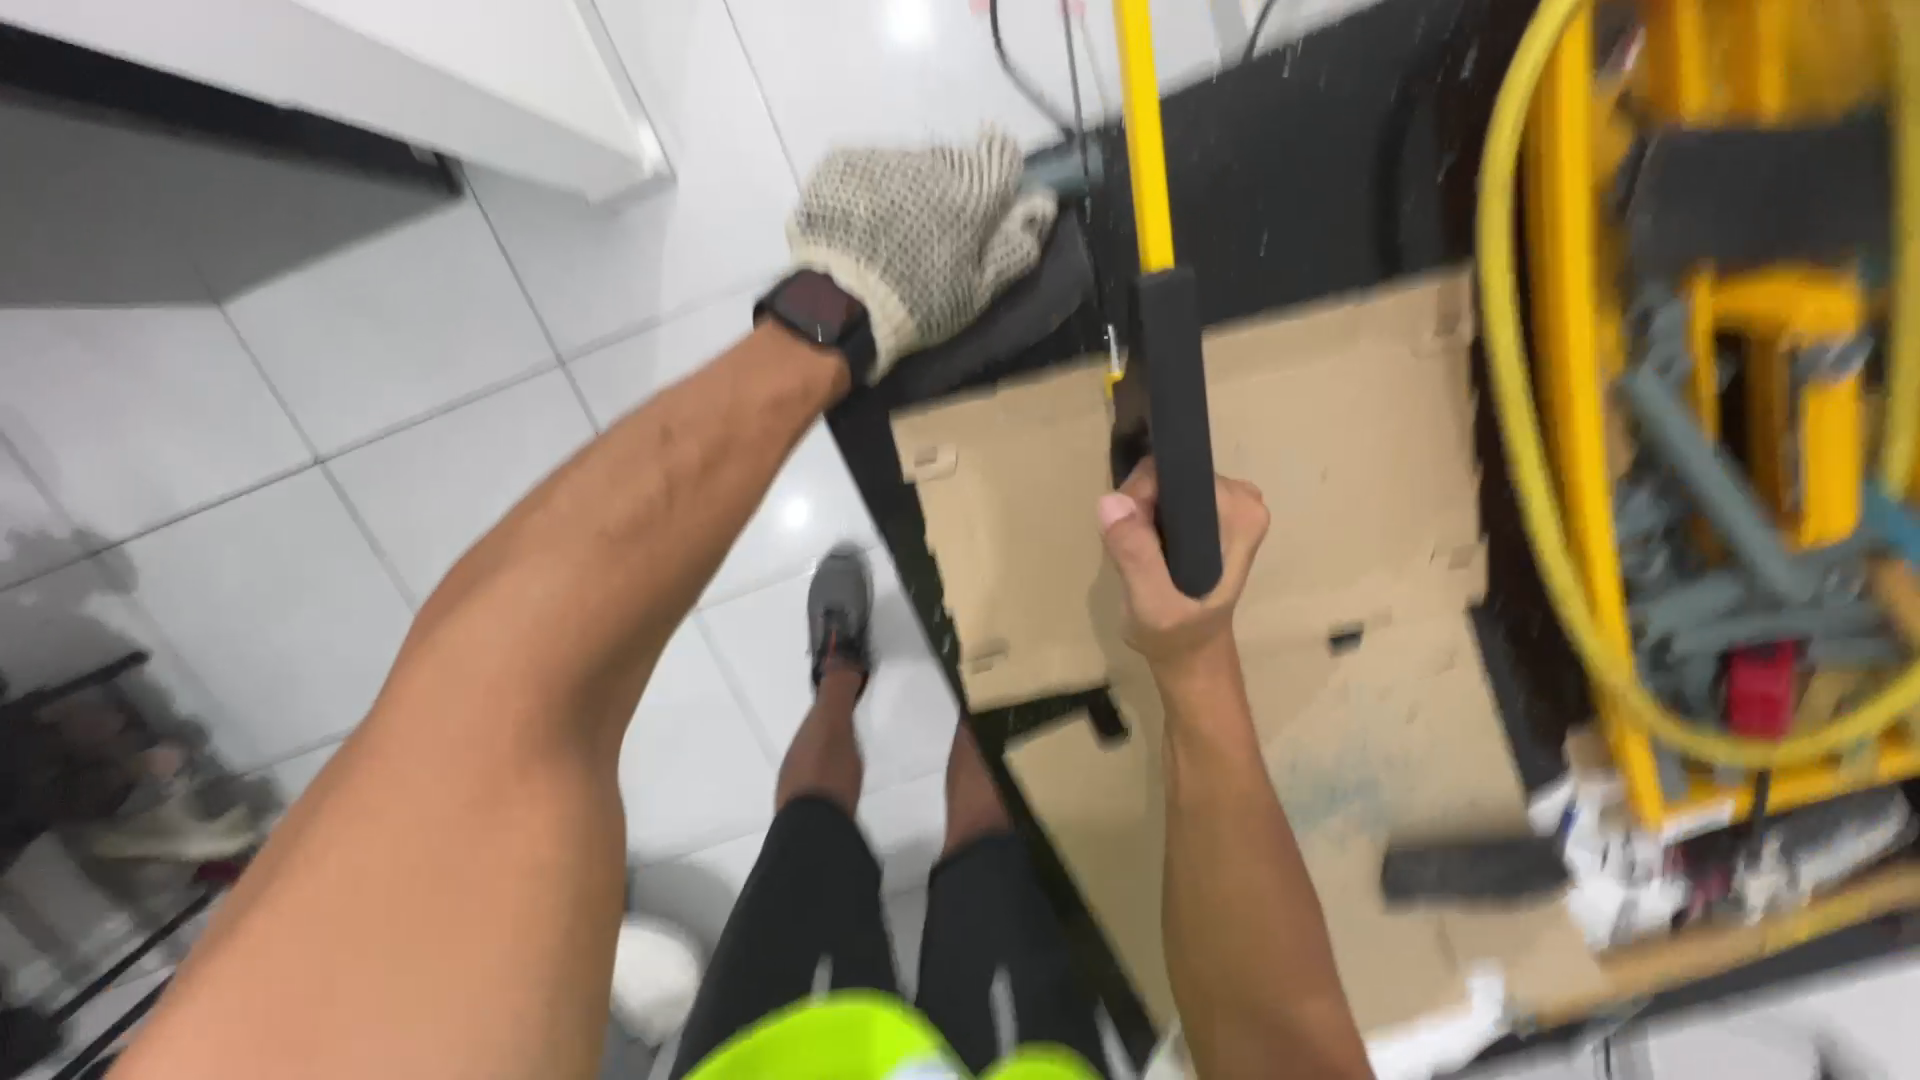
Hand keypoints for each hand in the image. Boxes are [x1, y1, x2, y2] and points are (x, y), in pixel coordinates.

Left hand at [788, 129, 1057, 379]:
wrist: (841, 302)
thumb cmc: (919, 303)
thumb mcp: (976, 292)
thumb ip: (1014, 247)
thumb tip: (1043, 207)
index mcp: (973, 194)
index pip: (1002, 155)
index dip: (997, 171)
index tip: (985, 195)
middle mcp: (934, 163)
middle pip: (953, 162)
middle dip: (950, 188)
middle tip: (932, 233)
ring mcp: (887, 158)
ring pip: (910, 165)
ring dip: (909, 189)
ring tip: (891, 233)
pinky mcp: (846, 160)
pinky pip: (870, 168)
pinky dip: (871, 190)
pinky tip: (861, 225)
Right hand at [1098, 460, 1269, 681]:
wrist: (1191, 656)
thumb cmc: (1176, 635)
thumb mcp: (1152, 605)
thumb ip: (1136, 555)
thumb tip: (1112, 502)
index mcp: (1240, 516)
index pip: (1177, 474)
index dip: (1143, 493)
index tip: (1128, 530)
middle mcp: (1242, 500)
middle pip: (1168, 473)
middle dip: (1139, 504)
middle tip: (1130, 548)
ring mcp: (1228, 505)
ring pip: (1163, 482)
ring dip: (1140, 512)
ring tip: (1138, 552)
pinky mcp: (1211, 513)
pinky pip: (1165, 494)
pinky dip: (1147, 516)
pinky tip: (1146, 546)